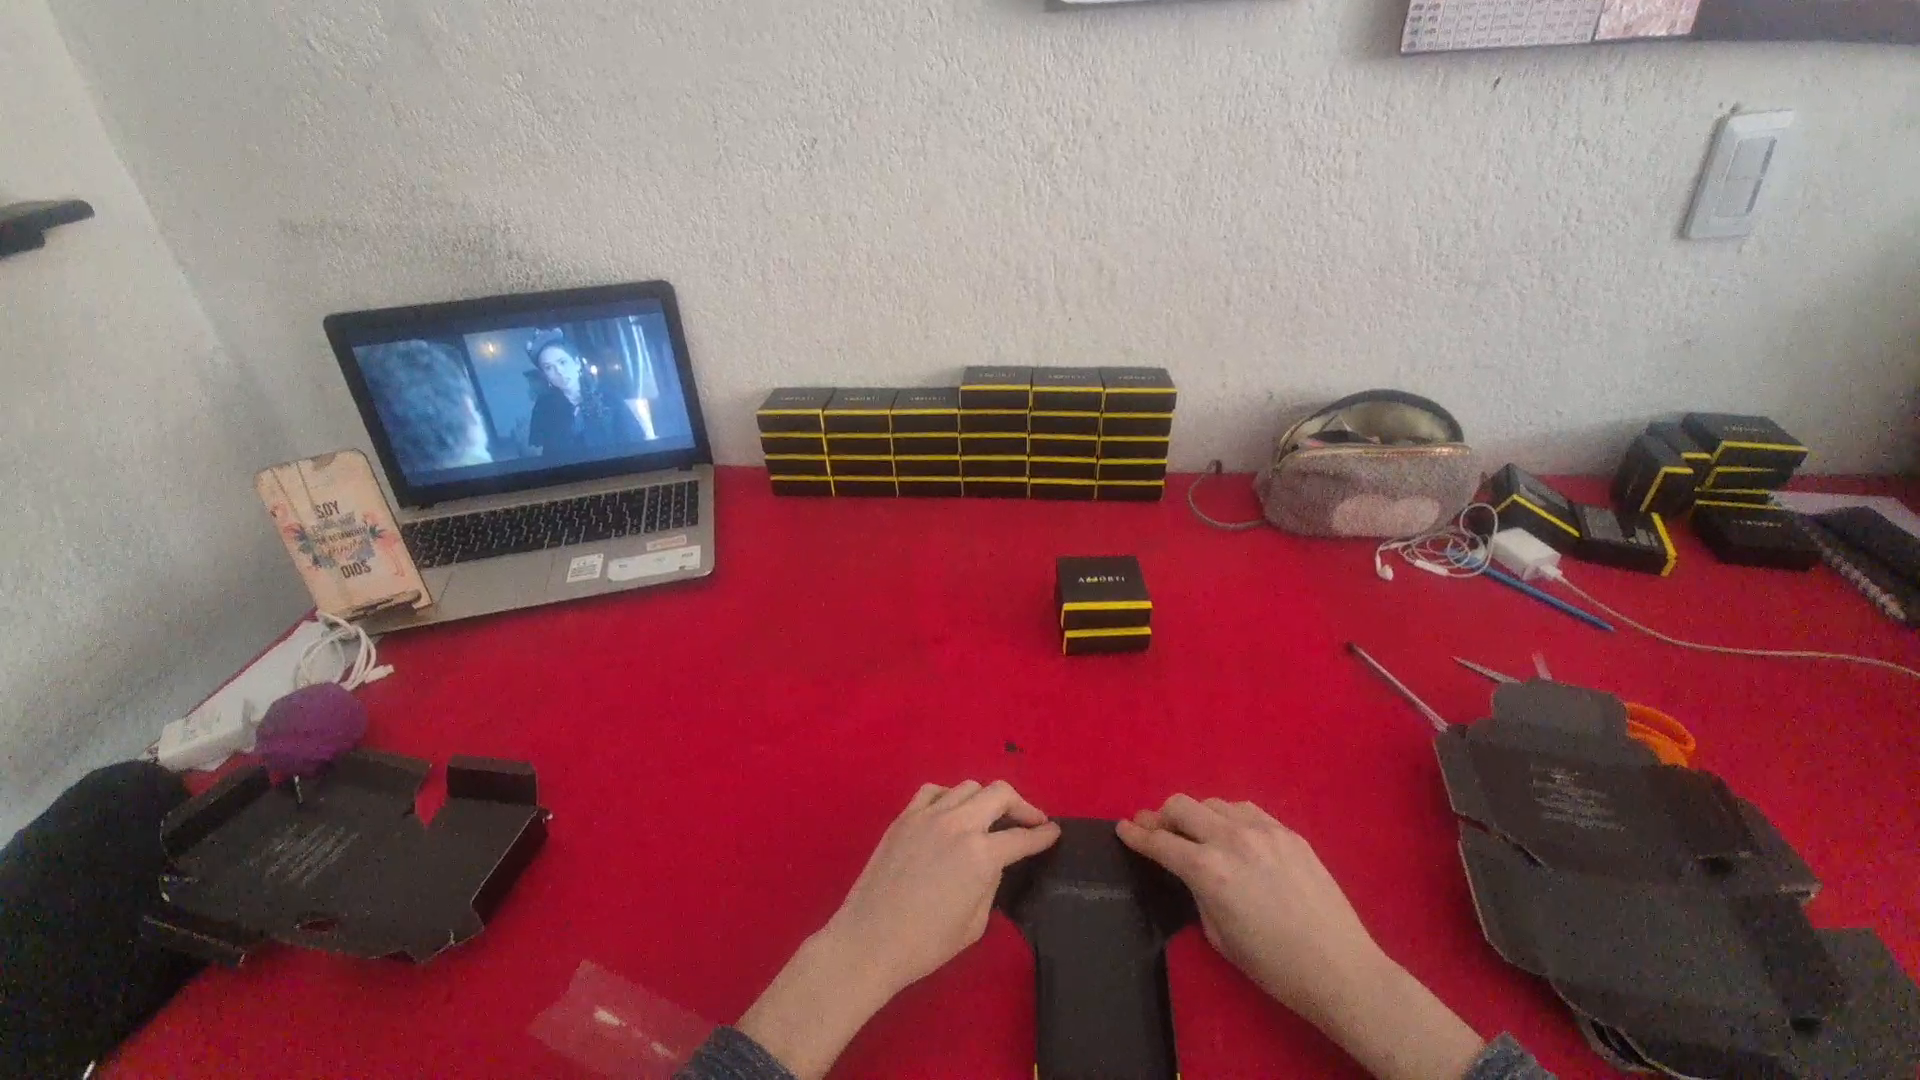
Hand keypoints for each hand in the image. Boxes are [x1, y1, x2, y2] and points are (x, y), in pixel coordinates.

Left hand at [824, 780, 1061, 996]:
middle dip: (1022, 805)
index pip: (1022, 836)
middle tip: (1030, 821)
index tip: (1054, 832)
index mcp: (981, 854)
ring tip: (990, 817)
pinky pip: (934, 791)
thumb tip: (992, 862)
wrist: (869, 941)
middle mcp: (958, 824)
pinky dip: (950, 795)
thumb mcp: (974, 922)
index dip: (1043, 834)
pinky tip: (952, 811)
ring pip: (968, 787)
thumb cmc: (926, 944)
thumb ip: (990, 883)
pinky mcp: (904, 817)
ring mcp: (928, 815)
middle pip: (1000, 794)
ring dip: (986, 799)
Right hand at [1118, 796, 1483, 1079]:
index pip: (1160, 842)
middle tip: (1155, 830)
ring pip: (1213, 803)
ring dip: (1196, 815)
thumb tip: (1189, 871)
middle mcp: (1231, 839)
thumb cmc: (1273, 965)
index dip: (1136, 835)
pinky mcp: (1288, 832)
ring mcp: (1263, 830)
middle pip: (1180, 807)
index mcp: (1208, 870)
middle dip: (1161, 817)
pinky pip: (1246, 810)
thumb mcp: (1219, 934)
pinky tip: (1232, 833)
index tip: (1123, 828)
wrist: (1340, 968)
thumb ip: (1197, 892)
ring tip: (1196, 833)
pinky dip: (1228, 817)